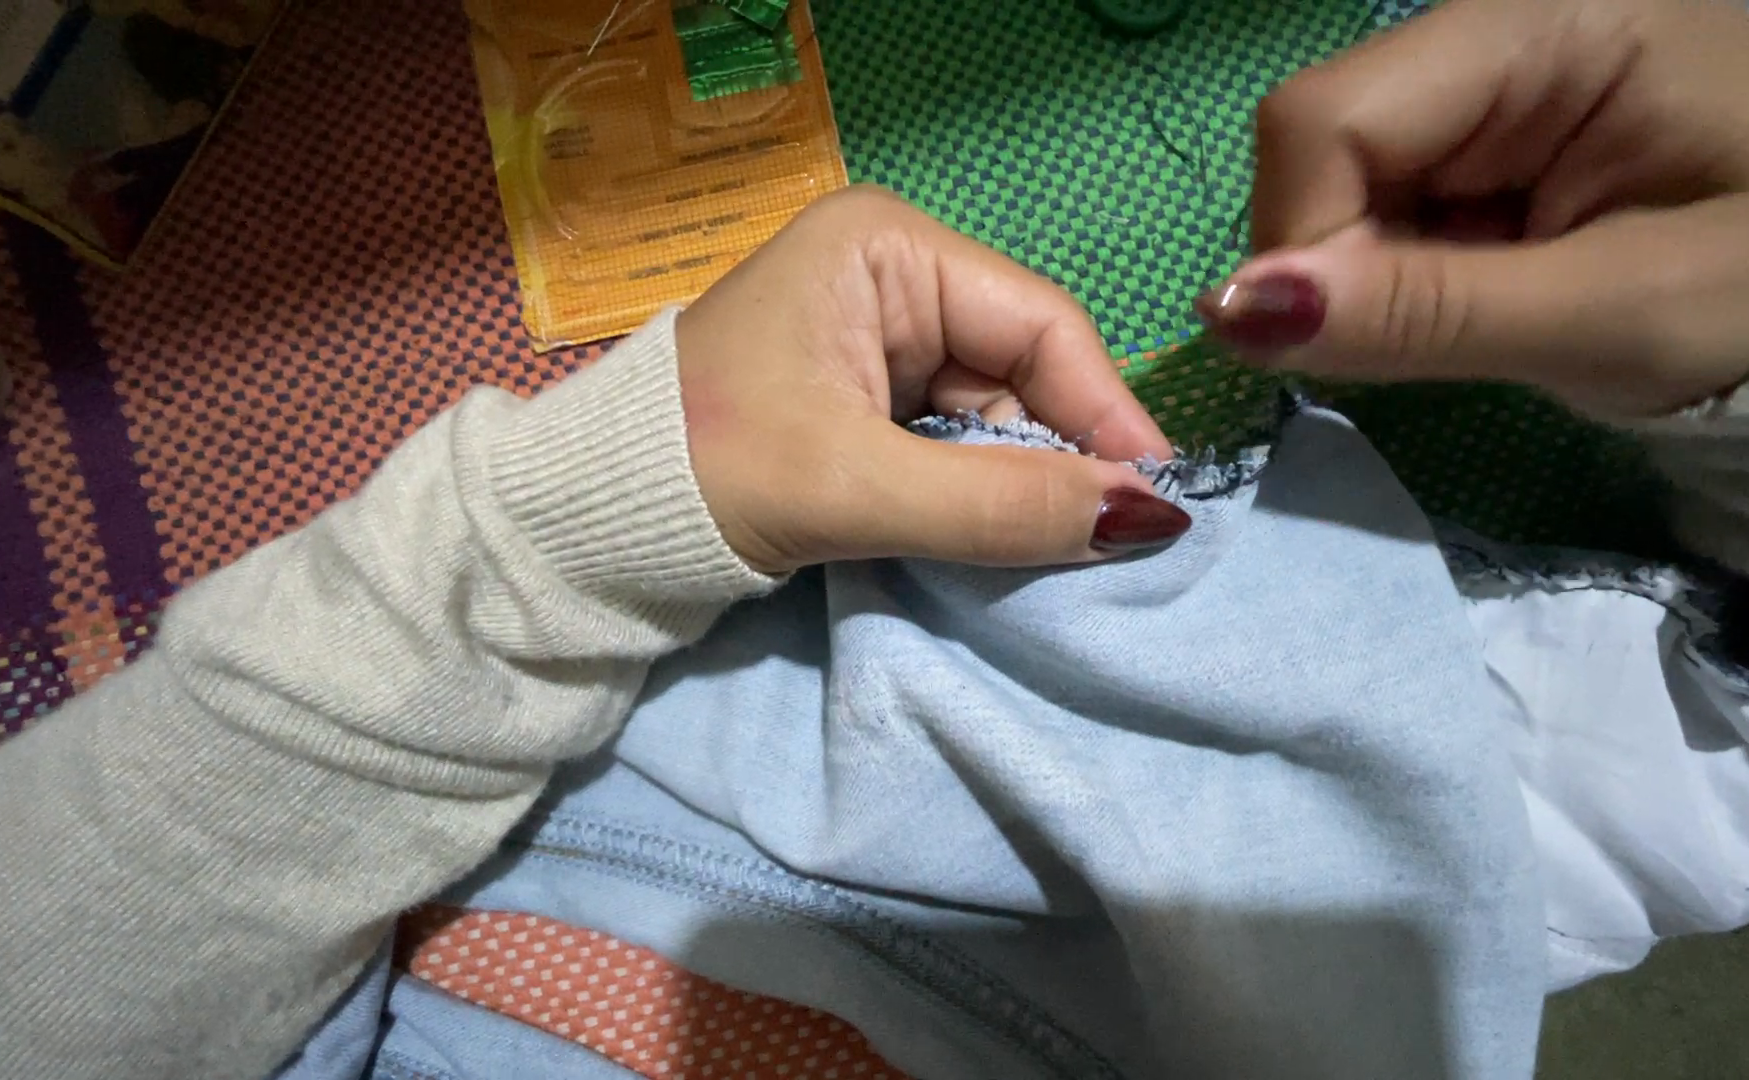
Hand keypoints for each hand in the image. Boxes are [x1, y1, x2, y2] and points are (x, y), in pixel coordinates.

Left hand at [676, 187, 1183, 574]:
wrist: (594, 522)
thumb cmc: (707, 471)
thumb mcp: (853, 484)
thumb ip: (994, 503)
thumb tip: (1140, 517)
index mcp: (887, 249)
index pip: (1038, 323)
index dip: (1104, 411)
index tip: (1154, 496)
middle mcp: (894, 281)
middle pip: (1020, 372)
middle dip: (1058, 456)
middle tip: (1102, 538)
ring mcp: (883, 341)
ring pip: (993, 417)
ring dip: (1018, 483)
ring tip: (1045, 544)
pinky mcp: (871, 398)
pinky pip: (956, 444)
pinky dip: (979, 493)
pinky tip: (993, 531)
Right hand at [1198, 0, 1748, 415]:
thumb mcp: (1607, 317)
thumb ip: (1418, 314)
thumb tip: (1226, 312)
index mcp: (1545, 27)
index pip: (1322, 120)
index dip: (1298, 239)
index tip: (1355, 333)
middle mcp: (1477, 38)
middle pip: (1301, 151)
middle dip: (1324, 265)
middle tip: (1425, 321)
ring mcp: (1452, 92)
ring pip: (1306, 190)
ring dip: (1344, 277)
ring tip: (1451, 302)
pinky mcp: (1438, 144)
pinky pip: (1337, 213)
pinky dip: (1362, 277)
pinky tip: (1440, 285)